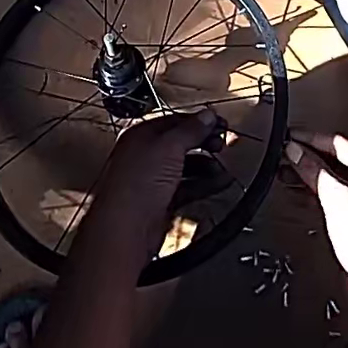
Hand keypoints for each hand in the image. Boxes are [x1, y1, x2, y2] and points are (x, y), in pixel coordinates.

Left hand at [78, 109, 218, 258]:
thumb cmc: (135, 186)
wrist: (125, 231)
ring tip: (222, 167)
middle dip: (202, 142)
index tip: (217, 123)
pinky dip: (203, 186)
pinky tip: (217, 185)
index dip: (197, 121)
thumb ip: (190, 130)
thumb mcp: (168, 148)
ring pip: (184, 167)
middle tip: (221, 143)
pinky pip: (186, 189)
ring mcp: (152, 181)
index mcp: (141, 136)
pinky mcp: (160, 203)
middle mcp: (145, 156)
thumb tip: (206, 116)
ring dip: (205, 166)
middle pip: (179, 144)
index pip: (174, 121)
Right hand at [285, 130, 347, 311]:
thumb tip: (298, 152)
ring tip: (287, 170)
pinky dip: (315, 192)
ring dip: (310, 175)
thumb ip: (315, 172)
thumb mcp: (339, 201)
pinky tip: (301, 193)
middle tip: (286, 153)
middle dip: (309, 157)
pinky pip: (334, 197)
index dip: (311, 139)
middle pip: (337, 161)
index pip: (339, 144)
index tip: (291, 137)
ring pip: (334, 180)